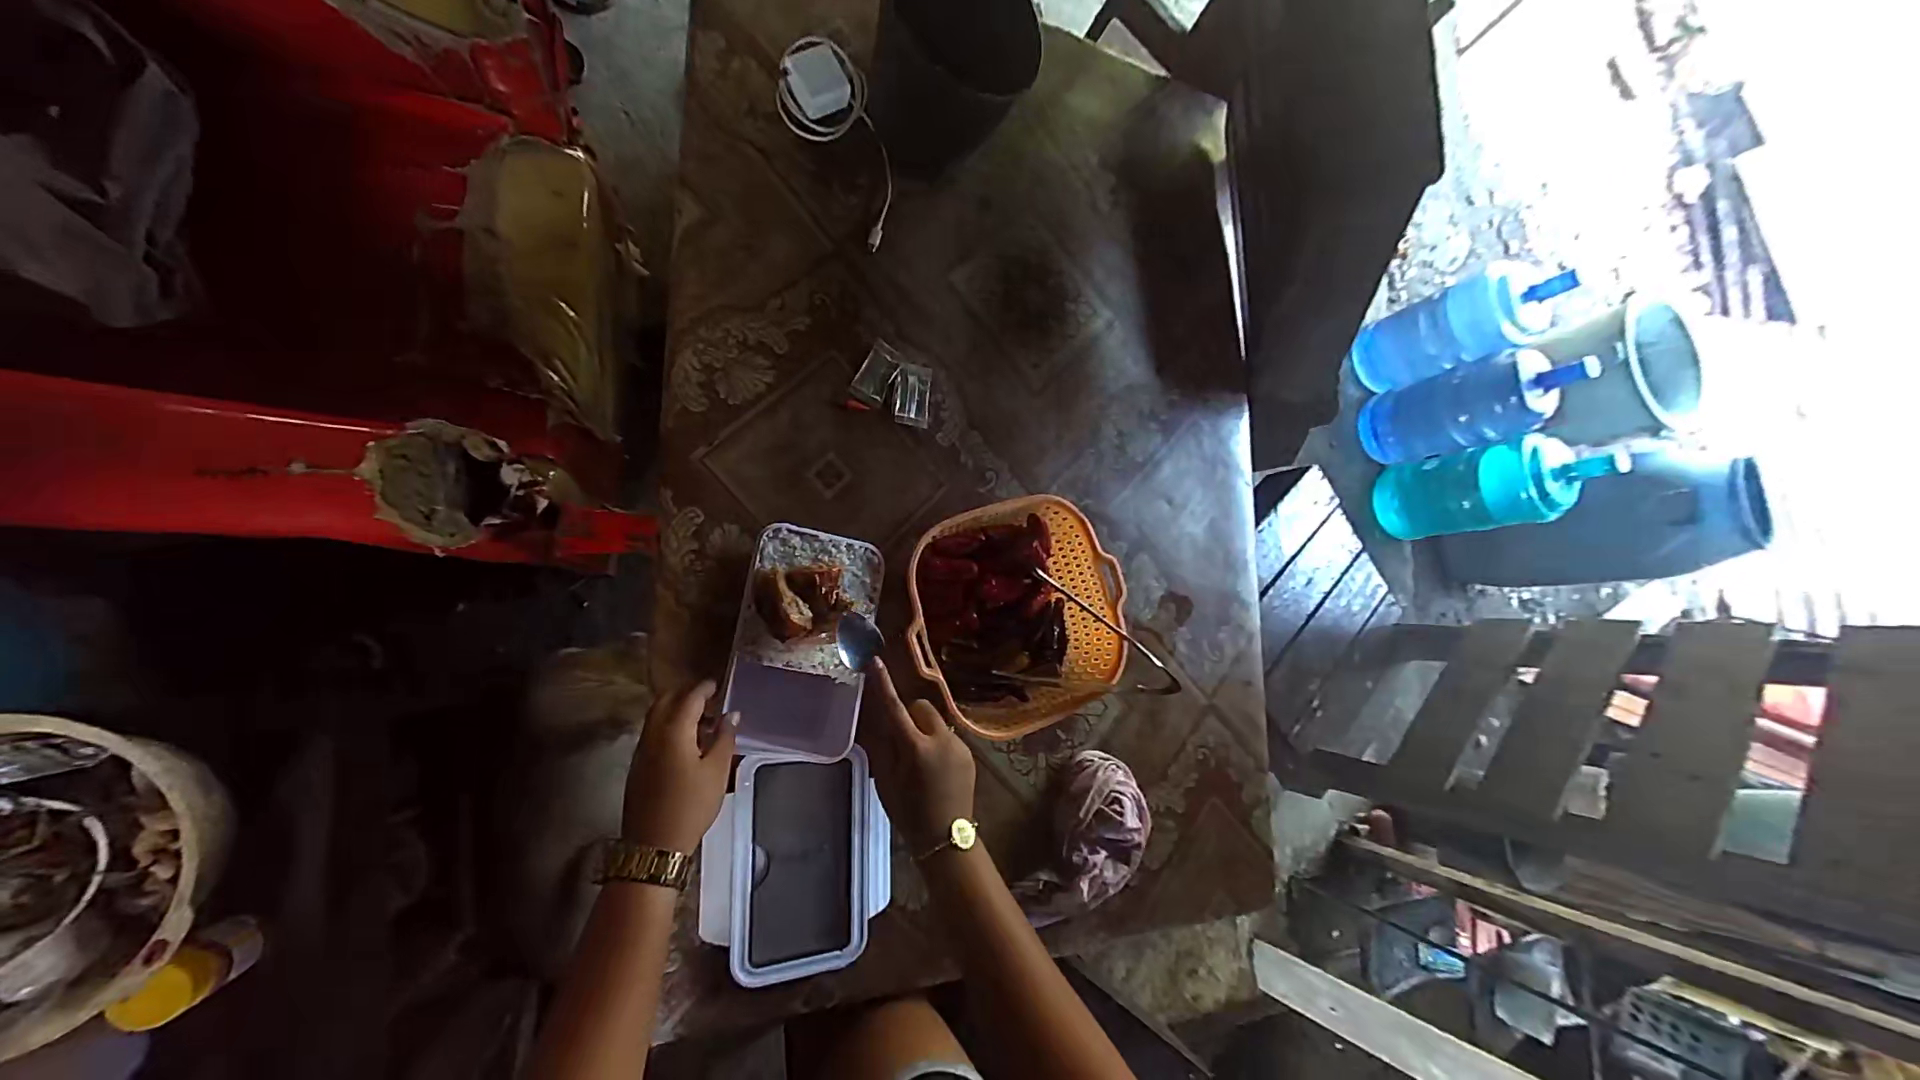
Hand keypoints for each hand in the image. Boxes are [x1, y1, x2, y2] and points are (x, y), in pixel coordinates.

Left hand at [621, 679, 737, 851]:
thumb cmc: (691, 805)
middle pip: (665, 701)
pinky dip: (669, 726)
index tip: (718, 684)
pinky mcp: (638, 766)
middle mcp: (652, 735)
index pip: (688, 698)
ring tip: (702, 720)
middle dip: (686, 693)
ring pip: (656, 717)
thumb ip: (725, 738)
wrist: (654, 845)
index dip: (704, 688)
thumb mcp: (717, 771)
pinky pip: (653, 733)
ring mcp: (641, 751)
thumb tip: (731, 715)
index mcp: (673, 732)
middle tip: (709, 698)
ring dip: (676, 710)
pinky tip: (687, 742)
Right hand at [863, 659, 975, 850]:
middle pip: (920, 708)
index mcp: (916, 749)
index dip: (883, 684)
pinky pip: (947, 735)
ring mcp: (959, 745)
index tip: (874, 662)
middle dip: (908, 714)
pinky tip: (933, 767)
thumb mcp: (886, 780)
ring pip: (935, 721)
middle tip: (900, 738)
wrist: (946, 837)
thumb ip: (881, 745)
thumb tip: (874, 717)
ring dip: (923, 729)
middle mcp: (941, 740)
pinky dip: (936, 741)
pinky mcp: (969, 752)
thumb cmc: (908, 812)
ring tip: (918, 758)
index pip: (895, 708)